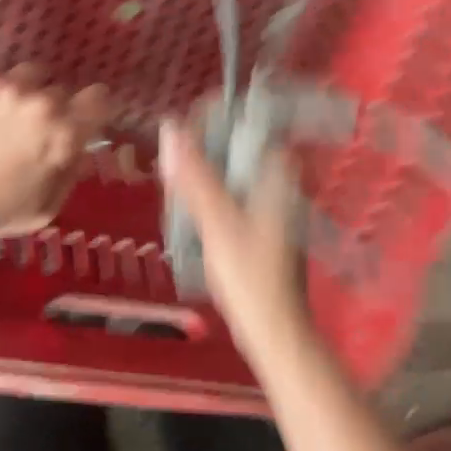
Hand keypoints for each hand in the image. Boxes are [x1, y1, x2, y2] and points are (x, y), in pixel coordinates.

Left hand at [0, 66, 109, 240]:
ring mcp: (3, 85)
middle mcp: (40, 101)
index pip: (99, 98)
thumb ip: (69, 173)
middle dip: (50, 108)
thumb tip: (79, 149)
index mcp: (64, 133)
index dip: (91, 108)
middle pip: (58, 90)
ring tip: (0, 115)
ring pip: (27, 76)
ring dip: (22, 93)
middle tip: (28, 130)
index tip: (80, 118)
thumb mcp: (45, 208)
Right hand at [157, 121, 311, 352]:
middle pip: (237, 149)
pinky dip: (212, 199)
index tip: (180, 133)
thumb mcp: (217, 222)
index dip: (212, 122)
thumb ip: (194, 176)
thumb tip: (170, 129)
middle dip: (202, 152)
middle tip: (172, 166)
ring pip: (233, 174)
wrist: (274, 329)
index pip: (246, 125)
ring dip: (203, 177)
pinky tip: (190, 215)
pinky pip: (234, 196)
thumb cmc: (250, 276)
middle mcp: (281, 183)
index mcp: (278, 174)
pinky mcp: (264, 225)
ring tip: (176, 189)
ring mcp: (274, 205)